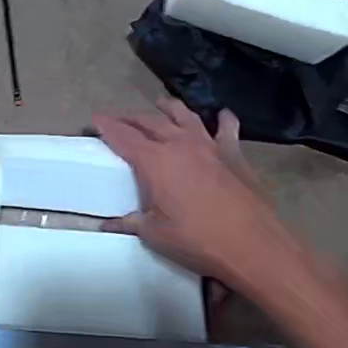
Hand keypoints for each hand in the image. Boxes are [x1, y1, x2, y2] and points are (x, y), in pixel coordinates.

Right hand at [93, 98, 328, 297]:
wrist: (252, 246)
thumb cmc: (197, 240)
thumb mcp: (154, 234)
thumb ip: (130, 222)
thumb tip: (109, 224)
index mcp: (154, 161)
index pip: (122, 136)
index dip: (106, 126)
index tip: (94, 120)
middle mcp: (179, 145)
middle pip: (149, 122)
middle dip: (129, 117)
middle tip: (117, 118)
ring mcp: (209, 147)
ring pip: (184, 117)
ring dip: (169, 108)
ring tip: (160, 102)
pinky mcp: (234, 155)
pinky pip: (226, 129)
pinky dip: (223, 120)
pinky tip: (223, 115)